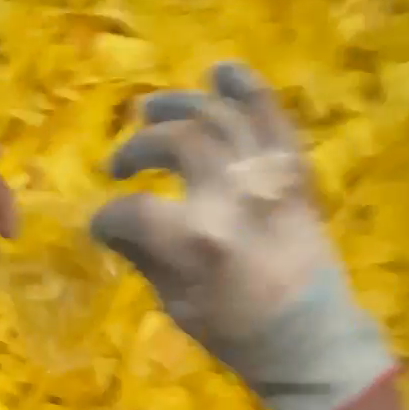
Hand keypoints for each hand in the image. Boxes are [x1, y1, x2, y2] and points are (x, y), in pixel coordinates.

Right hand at [91, 63, 394, 409]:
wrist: (308, 336)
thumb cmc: (236, 333)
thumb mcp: (177, 305)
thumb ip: (144, 256)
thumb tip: (114, 226)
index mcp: (196, 240)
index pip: (133, 211)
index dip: (107, 217)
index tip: (100, 225)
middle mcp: (231, 194)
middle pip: (175, 143)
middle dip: (138, 149)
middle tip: (120, 165)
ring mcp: (268, 175)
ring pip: (218, 116)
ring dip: (179, 106)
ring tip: (151, 110)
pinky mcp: (293, 170)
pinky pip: (270, 114)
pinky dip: (245, 88)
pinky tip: (219, 73)